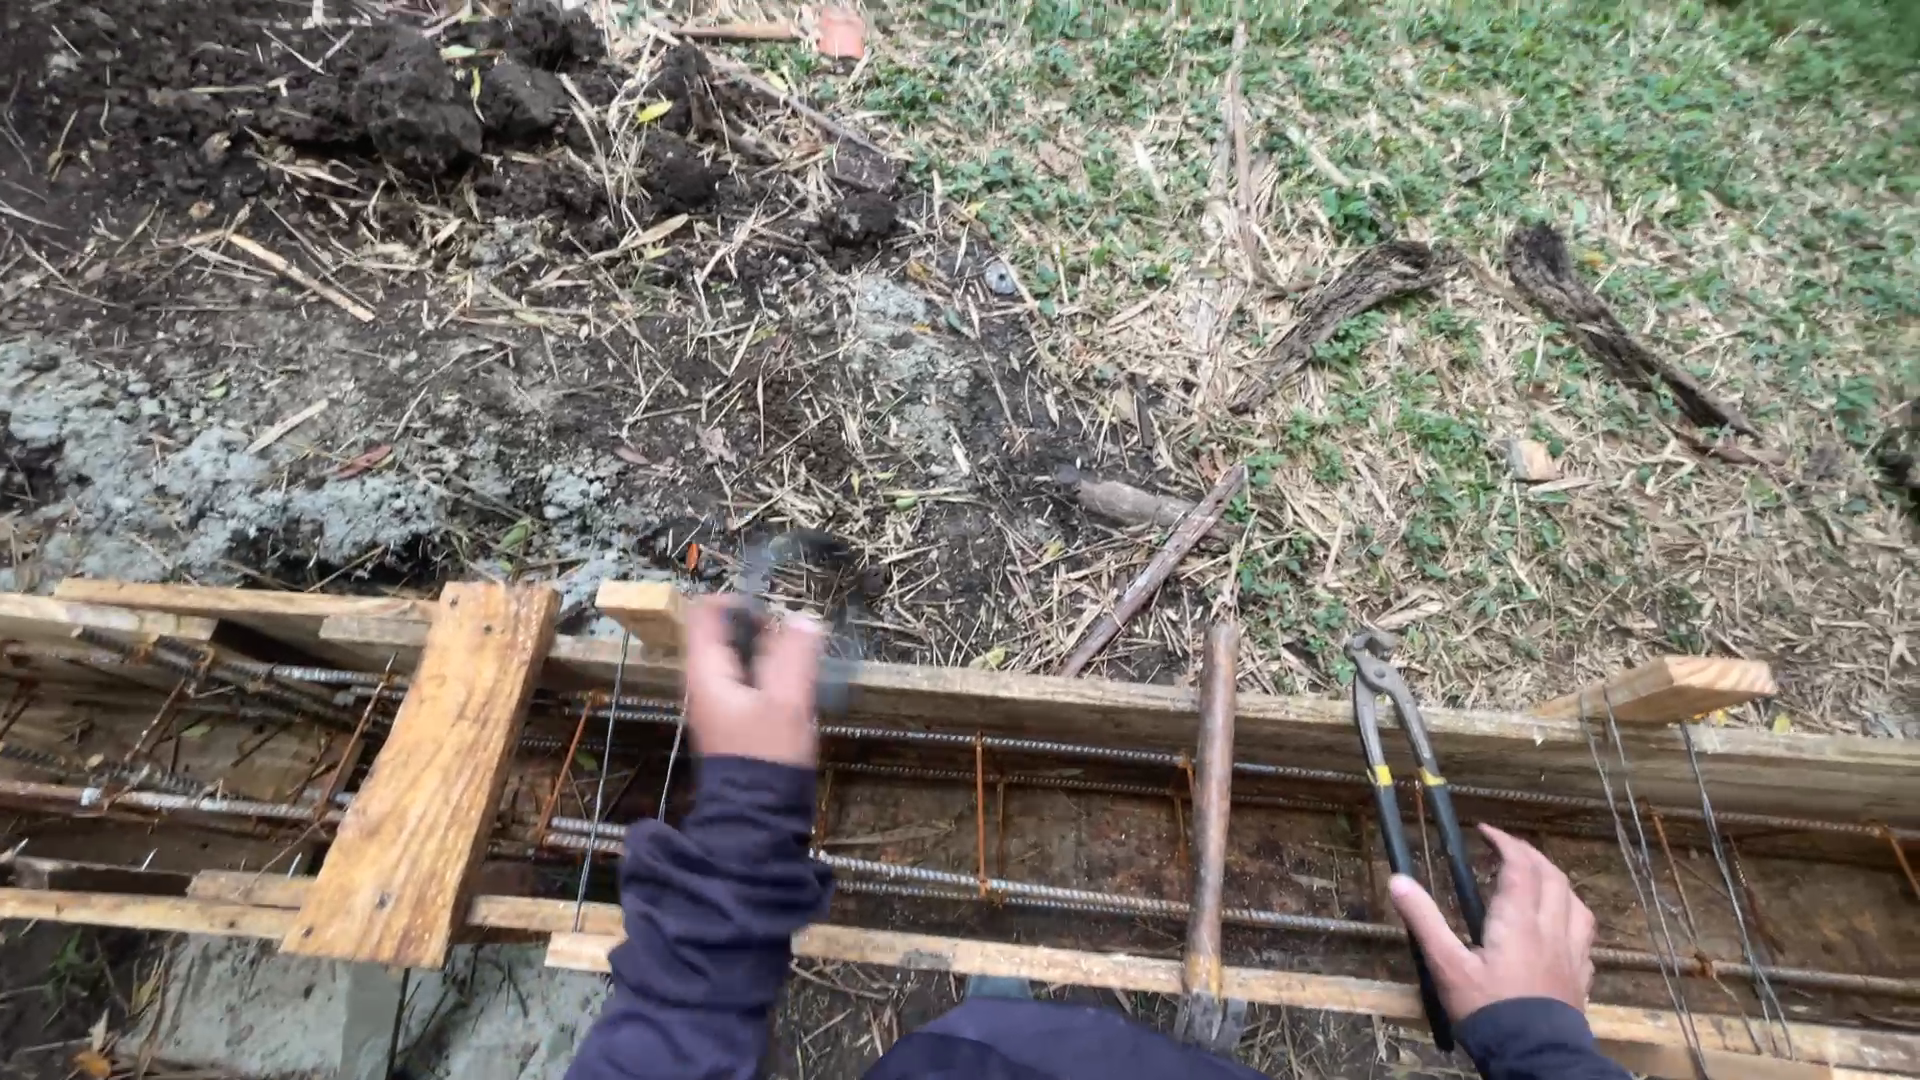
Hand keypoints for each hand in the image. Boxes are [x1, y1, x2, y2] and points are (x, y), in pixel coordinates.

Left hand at [683, 595, 824, 766]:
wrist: (756, 814)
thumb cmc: (767, 754)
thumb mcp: (787, 701)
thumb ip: (795, 656)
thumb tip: (804, 617)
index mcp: (706, 672)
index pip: (705, 613)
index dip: (736, 600)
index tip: (772, 608)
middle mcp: (704, 682)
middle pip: (724, 633)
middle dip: (760, 626)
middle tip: (794, 637)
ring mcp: (717, 701)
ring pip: (740, 656)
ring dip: (768, 650)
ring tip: (799, 659)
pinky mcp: (734, 717)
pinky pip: (748, 678)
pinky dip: (769, 672)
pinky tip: (793, 686)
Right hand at [1389, 824, 1596, 1020]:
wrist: (1538, 1060)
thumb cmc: (1488, 1009)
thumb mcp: (1445, 963)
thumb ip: (1423, 919)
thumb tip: (1397, 879)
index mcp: (1518, 922)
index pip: (1521, 868)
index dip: (1505, 843)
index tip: (1484, 831)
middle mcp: (1551, 931)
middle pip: (1554, 879)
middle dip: (1530, 855)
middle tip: (1503, 847)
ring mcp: (1571, 956)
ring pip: (1577, 905)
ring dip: (1555, 882)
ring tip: (1534, 878)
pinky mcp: (1580, 979)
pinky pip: (1583, 935)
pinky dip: (1568, 915)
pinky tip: (1555, 925)